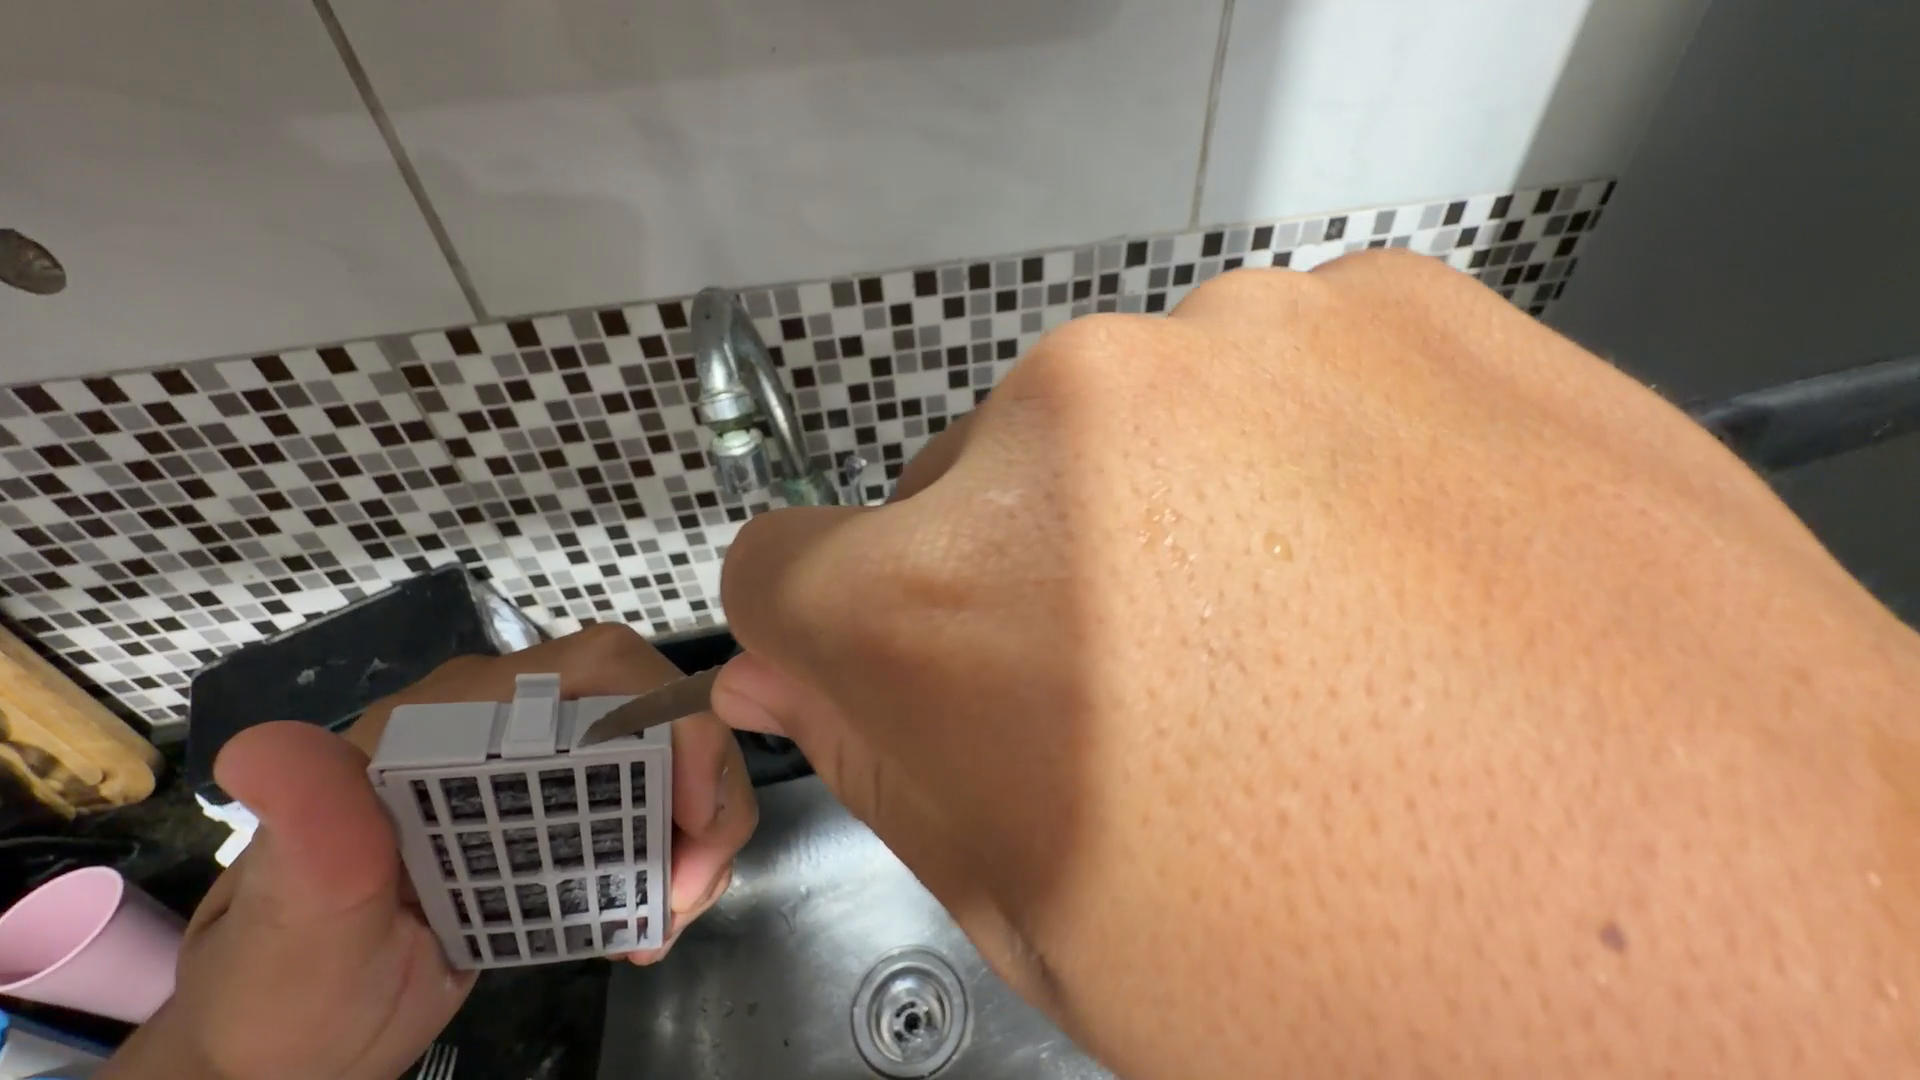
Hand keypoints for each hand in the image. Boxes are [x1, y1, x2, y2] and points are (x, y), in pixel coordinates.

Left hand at [107, 625, 755, 1079]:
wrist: (303, 1036)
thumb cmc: (292, 981)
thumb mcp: (298, 923)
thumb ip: (309, 836)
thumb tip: (267, 744)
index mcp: (457, 717)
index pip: (599, 667)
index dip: (671, 716)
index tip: (691, 815)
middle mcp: (520, 722)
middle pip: (659, 709)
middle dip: (704, 788)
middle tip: (688, 889)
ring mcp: (556, 767)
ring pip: (678, 757)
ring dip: (703, 829)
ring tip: (671, 916)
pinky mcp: (579, 812)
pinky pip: (669, 804)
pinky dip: (688, 854)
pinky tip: (658, 914)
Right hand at [712, 253, 1919, 1077]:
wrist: (1755, 949)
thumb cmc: (1358, 985)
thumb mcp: (1051, 914)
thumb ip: (886, 759)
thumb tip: (786, 667)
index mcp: (950, 597)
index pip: (779, 565)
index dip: (811, 627)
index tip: (872, 655)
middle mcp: (1069, 421)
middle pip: (949, 489)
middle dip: (1003, 582)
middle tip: (1141, 685)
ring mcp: (1240, 339)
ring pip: (1098, 427)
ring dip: (1139, 516)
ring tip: (1282, 636)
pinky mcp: (1385, 303)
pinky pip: (1251, 380)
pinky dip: (1275, 461)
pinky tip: (1376, 567)